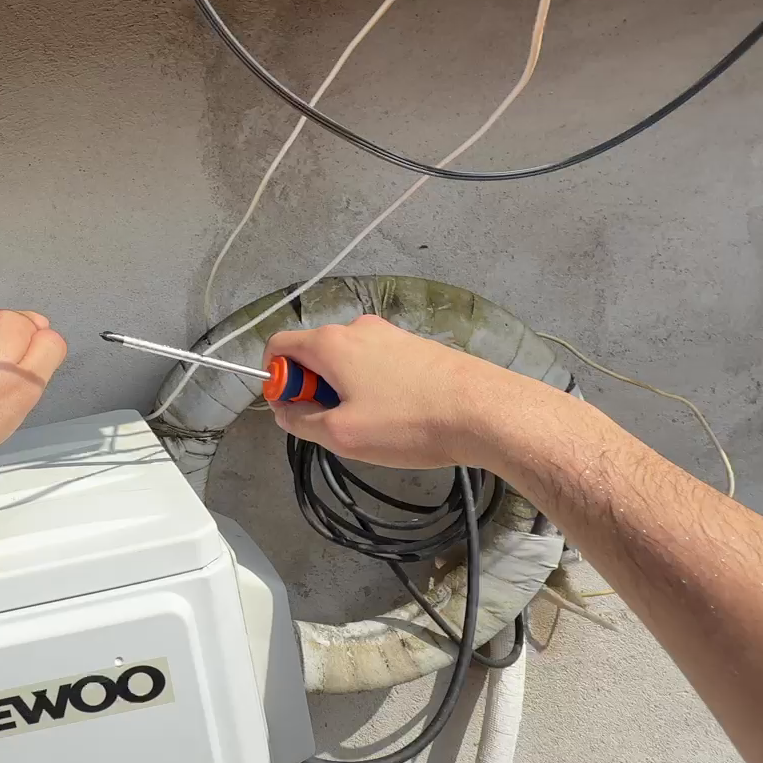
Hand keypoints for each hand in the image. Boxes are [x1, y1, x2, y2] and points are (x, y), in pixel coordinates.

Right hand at [265, 314, 572, 470]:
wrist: (488, 412)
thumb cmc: (406, 422)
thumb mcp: (341, 435)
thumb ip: (300, 422)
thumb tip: (284, 411)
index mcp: (329, 342)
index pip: (278, 345)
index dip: (274, 378)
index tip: (292, 408)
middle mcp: (355, 327)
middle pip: (311, 352)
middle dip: (311, 386)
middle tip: (333, 422)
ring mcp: (389, 333)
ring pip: (345, 359)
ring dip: (342, 387)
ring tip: (371, 422)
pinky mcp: (416, 344)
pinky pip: (375, 361)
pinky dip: (372, 384)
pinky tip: (399, 413)